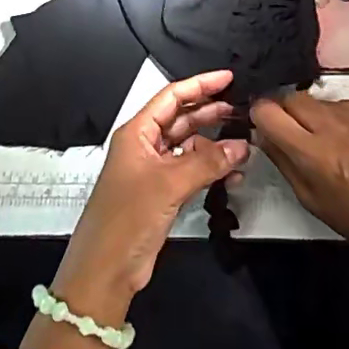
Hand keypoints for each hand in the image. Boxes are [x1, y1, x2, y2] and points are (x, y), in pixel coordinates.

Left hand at [55, 70, 250, 318]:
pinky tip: (231, 174)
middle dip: (211, 113)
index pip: (171, 97)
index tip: (227, 78)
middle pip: (181, 119)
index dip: (199, 85)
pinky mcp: (161, 193)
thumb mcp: (169, 184)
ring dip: (214, 145)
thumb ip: (208, 162)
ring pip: (189, 146)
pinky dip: (210, 169)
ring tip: (243, 146)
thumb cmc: (125, 219)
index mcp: (136, 133)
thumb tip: (241, 146)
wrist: (106, 269)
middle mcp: (144, 147)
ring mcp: (153, 171)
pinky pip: (191, 171)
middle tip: (240, 110)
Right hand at [252, 92, 348, 272]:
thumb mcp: (309, 197)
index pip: (269, 112)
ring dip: (316, 115)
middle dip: (286, 110)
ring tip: (330, 140)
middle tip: (293, 130)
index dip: (261, 115)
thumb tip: (264, 134)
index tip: (264, 123)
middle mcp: (335, 127)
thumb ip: (282, 160)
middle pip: (293, 97)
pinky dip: (344, 118)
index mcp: (313, 153)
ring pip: (321, 100)